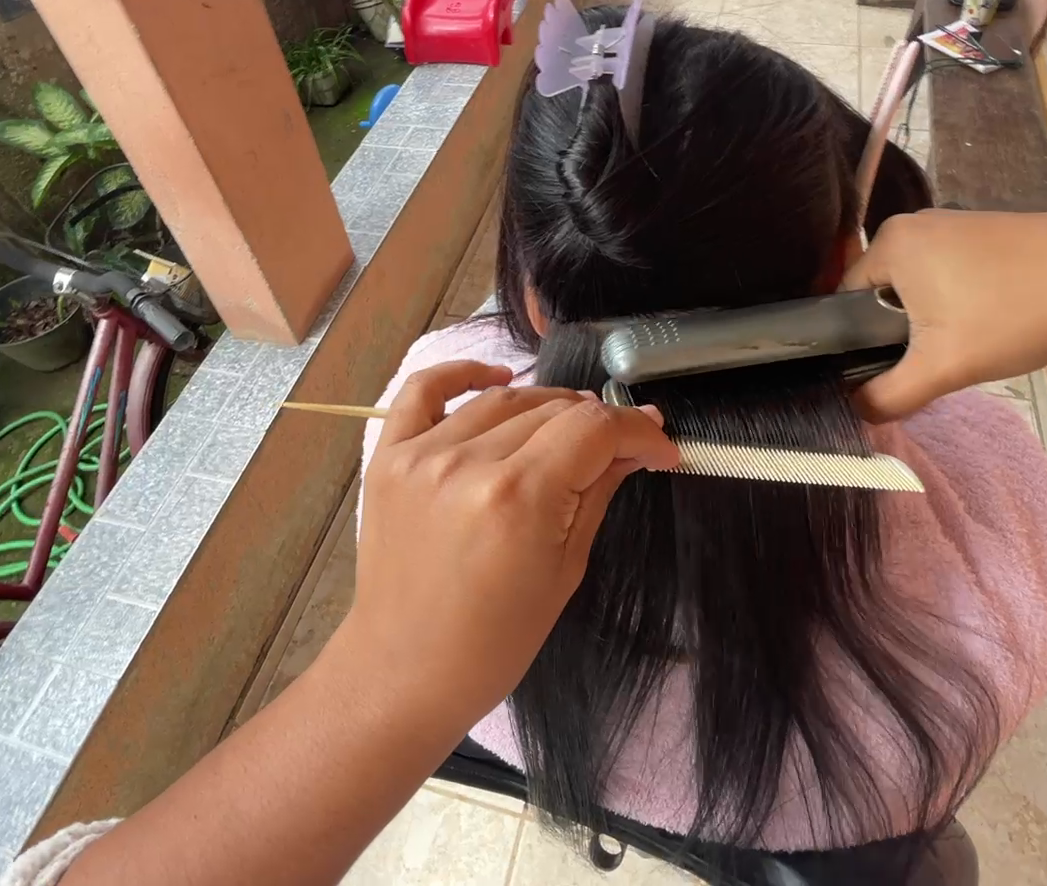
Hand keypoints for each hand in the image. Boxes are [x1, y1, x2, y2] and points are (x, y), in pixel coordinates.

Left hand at [340, 361, 679, 722]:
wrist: (404, 672)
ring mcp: (421, 456)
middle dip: (597, 424)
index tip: (658, 447)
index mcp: (518, 498)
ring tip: (566, 429)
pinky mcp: (388, 457)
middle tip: (618, 446)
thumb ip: (598, 492)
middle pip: (551, 409)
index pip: (593, 429)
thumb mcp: (566, 569)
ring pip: (501, 399)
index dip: (636, 431)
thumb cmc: (496, 641)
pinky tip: (495, 376)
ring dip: (545, 407)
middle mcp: (468, 463)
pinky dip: (461, 373)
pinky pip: (423, 390)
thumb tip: (638, 445)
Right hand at [842, 210, 1046, 419]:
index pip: (843, 301)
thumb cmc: (1015, 314)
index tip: (885, 370)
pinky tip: (994, 323)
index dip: (857, 343)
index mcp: (889, 242)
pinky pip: (950, 275)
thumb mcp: (942, 367)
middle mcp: (914, 224)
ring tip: (966, 347)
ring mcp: (955, 223)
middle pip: (880, 295)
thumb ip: (887, 396)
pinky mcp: (989, 231)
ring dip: (932, 322)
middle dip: (898, 334)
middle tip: (931, 363)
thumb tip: (855, 411)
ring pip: (918, 288)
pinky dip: (961, 303)